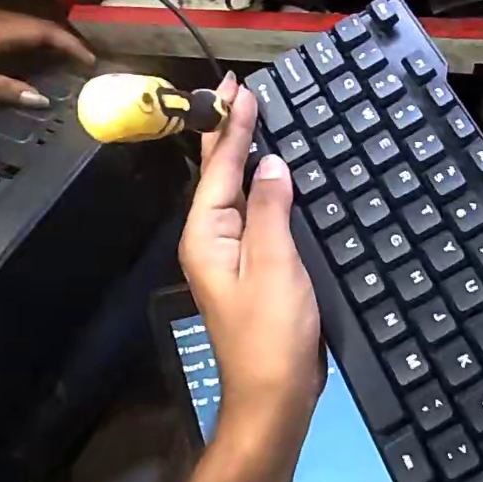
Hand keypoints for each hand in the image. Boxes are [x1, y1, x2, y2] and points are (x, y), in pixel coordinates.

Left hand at [0, 6, 96, 106]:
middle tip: (84, 62)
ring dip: (50, 39)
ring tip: (66, 58)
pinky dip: (33, 37)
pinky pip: (16, 25)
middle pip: (42, 25)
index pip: (46, 32)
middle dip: (67, 42)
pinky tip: (33, 51)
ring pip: (29, 23)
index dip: (72, 45)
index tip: (91, 62)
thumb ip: (3, 89)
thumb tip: (42, 99)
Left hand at [182, 74, 324, 448]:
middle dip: (227, 131)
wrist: (274, 393)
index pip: (219, 167)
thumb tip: (270, 162)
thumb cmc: (271, 330)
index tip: (241, 88)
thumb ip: (268, 209)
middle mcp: (211, 237)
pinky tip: (273, 170)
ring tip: (253, 117)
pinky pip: (251, 206)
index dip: (231, 126)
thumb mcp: (274, 265)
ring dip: (243, 151)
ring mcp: (230, 250)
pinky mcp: (251, 260)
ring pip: (234, 188)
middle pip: (217, 173)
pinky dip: (260, 180)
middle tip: (240, 91)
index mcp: (207, 234)